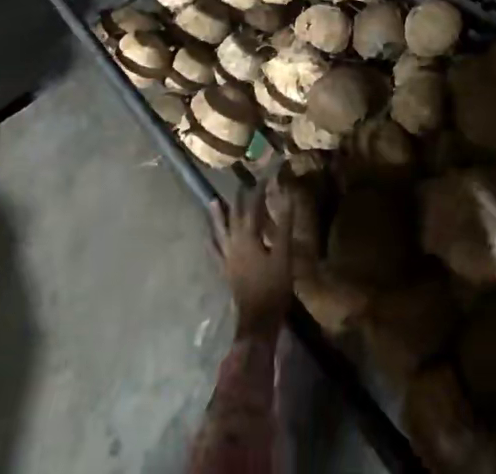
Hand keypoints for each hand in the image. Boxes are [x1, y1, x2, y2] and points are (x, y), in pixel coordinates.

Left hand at [212, 192, 293, 337]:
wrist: (257, 319)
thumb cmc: (273, 285)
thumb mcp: (283, 254)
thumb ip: (283, 225)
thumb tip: (287, 196)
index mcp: (248, 236)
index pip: (253, 206)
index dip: (259, 190)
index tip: (266, 176)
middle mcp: (233, 243)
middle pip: (234, 215)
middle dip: (239, 198)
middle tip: (242, 184)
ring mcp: (226, 257)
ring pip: (220, 231)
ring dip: (218, 215)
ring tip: (213, 201)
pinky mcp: (225, 269)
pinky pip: (215, 250)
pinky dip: (212, 240)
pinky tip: (209, 238)